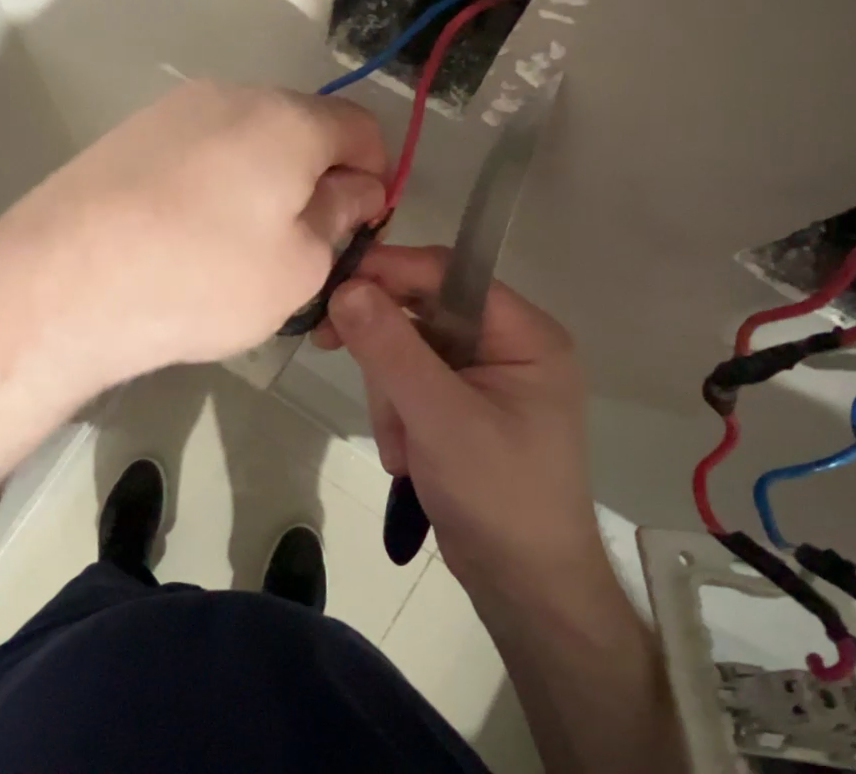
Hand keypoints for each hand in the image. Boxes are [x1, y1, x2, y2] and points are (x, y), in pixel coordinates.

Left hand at [0, 80, 386, 406]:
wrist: (62, 283)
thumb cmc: (200, 279)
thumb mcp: (297, 268)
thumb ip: (338, 220)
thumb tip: (353, 189)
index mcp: (285, 118)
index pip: (360, 128)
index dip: (375, 178)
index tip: (358, 230)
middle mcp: (227, 96)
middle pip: (297, 131)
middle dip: (312, 183)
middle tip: (298, 251)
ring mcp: (168, 113)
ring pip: (241, 145)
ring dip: (257, 188)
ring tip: (234, 255)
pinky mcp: (124, 139)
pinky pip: (192, 157)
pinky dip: (207, 191)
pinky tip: (182, 243)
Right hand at [315, 246, 598, 584]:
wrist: (526, 583)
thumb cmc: (498, 493)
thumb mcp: (439, 416)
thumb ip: (390, 348)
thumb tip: (345, 287)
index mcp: (525, 335)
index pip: (449, 274)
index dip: (391, 272)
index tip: (333, 286)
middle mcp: (507, 347)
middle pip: (422, 313)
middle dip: (385, 354)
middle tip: (329, 351)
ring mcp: (484, 380)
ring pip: (407, 352)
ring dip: (390, 396)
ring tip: (402, 449)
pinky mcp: (462, 409)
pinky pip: (411, 386)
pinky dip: (397, 416)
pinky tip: (406, 456)